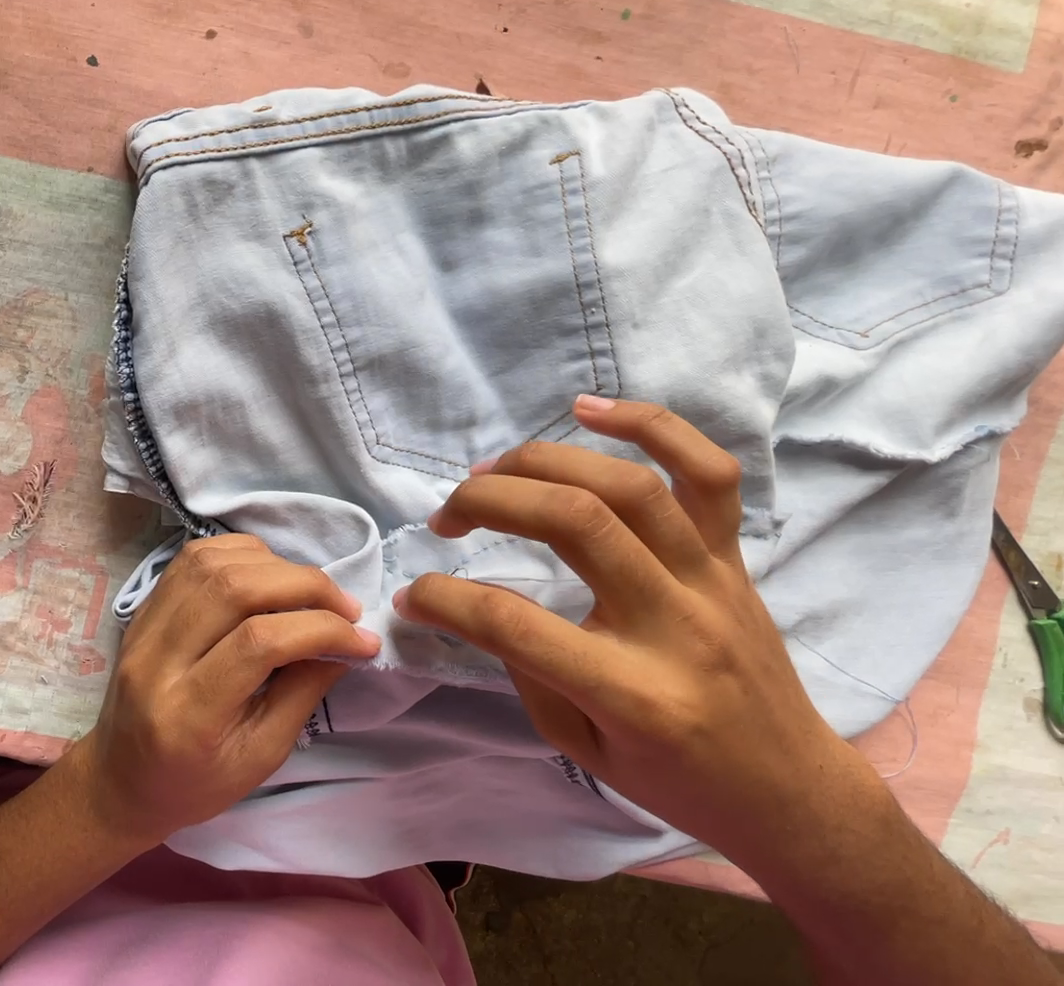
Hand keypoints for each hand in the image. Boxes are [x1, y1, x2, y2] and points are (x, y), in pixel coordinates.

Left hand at [62, 534, 379, 849]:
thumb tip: (345, 641)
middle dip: (303, 586)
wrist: (121, 778)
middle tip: (345, 607)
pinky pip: (190, 559)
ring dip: (273, 564)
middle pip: (233, 589)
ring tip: (310, 591)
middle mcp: (157, 658)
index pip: (257, 643)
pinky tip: (268, 573)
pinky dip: (238, 554)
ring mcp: (142, 626)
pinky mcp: (141, 608)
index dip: (320, 629)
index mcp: (187, 712)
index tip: (363, 639)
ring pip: (210, 564)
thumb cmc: (196, 783)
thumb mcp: (260, 756)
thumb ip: (302, 693)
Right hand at [394, 397, 869, 867]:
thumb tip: (479, 602)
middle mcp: (677, 623)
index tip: (411, 596)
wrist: (793, 793)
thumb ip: (526, 668)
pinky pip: (707, 474)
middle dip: (487, 502)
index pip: (514, 623)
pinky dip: (649, 426)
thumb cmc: (673, 779)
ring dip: (543, 461)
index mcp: (632, 691)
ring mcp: (714, 580)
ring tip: (493, 469)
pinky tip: (588, 411)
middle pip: (574, 522)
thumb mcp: (577, 747)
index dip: (443, 600)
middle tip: (446, 517)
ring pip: (629, 485)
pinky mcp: (736, 559)